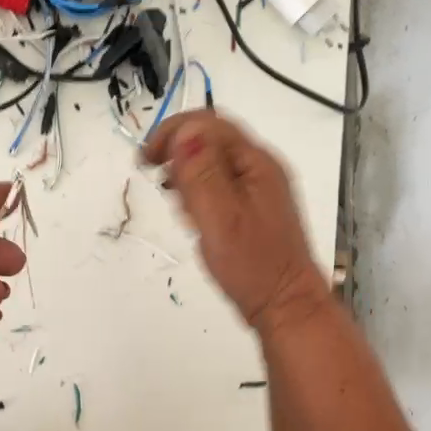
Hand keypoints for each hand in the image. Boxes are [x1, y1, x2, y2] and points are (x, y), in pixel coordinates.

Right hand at [143, 112, 328, 330]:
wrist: (285, 305)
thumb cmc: (252, 266)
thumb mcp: (221, 218)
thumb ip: (202, 174)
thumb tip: (184, 132)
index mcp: (255, 163)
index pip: (209, 125)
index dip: (172, 132)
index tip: (145, 159)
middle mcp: (260, 169)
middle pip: (212, 139)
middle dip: (177, 151)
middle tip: (152, 175)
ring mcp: (258, 189)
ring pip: (214, 162)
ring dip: (186, 172)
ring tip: (173, 201)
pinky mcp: (252, 210)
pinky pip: (220, 185)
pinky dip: (198, 190)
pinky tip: (190, 214)